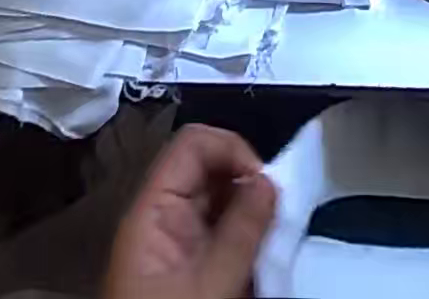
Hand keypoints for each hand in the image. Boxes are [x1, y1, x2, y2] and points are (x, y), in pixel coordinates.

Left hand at [102, 124, 277, 298]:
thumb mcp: (208, 289)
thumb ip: (241, 231)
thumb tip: (270, 180)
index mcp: (152, 212)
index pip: (193, 145)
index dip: (231, 149)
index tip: (264, 182)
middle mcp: (162, 217)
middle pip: (209, 166)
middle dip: (247, 179)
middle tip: (276, 210)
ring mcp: (174, 241)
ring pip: (220, 195)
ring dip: (252, 205)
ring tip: (273, 233)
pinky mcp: (188, 266)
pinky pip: (222, 226)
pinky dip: (248, 229)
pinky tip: (263, 252)